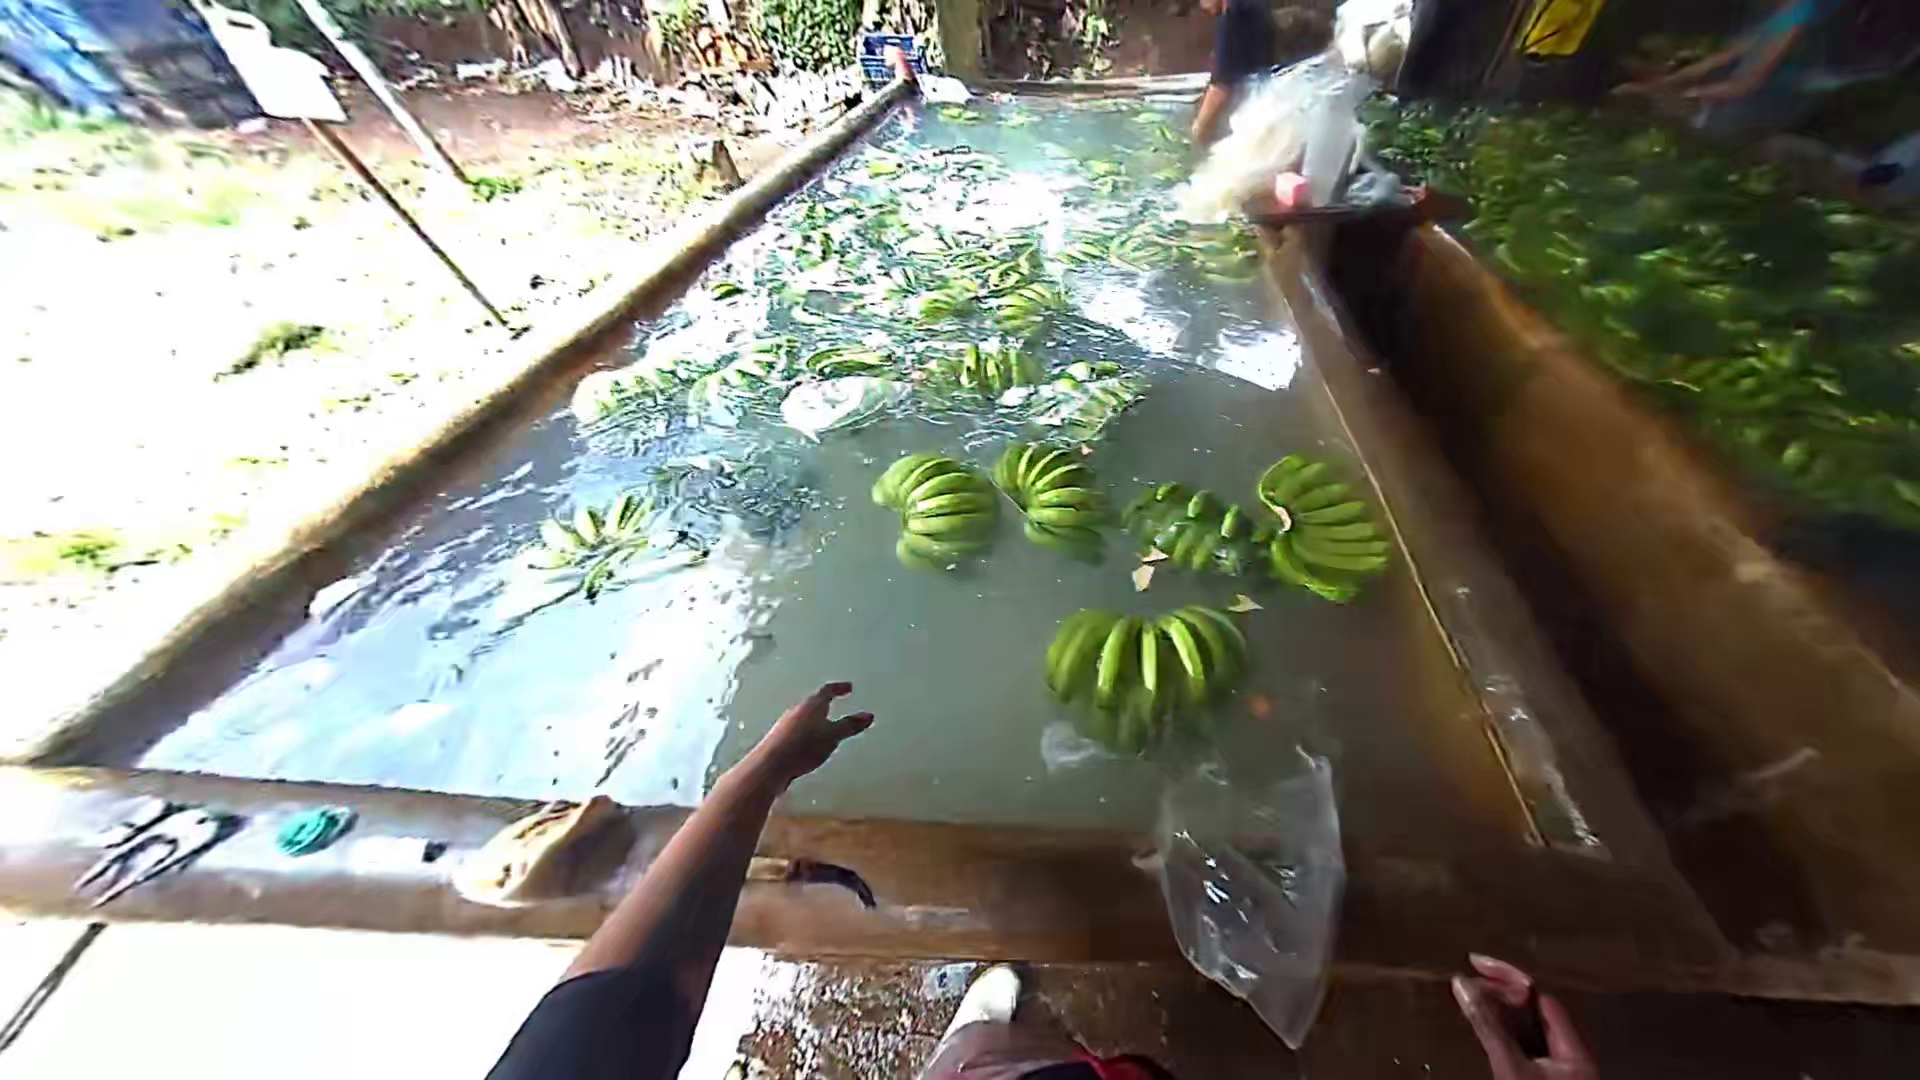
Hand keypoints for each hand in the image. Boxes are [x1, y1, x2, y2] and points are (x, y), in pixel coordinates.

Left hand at [744, 682, 874, 786]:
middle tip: (836, 703)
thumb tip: (868, 716)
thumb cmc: (803, 746)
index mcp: (811, 705)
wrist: (770, 766)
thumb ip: (850, 726)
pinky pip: (797, 733)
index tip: (848, 687)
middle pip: (814, 703)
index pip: (828, 690)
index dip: (839, 688)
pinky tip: (810, 747)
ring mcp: (786, 727)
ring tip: (825, 727)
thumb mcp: (833, 736)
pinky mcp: (779, 742)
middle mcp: (797, 711)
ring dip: (816, 721)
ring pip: (804, 718)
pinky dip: (807, 735)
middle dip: (826, 703)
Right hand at [1453, 955, 1596, 1079]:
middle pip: (1533, 1008)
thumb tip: (1462, 984)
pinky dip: (1500, 1028)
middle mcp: (1572, 1055)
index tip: (1475, 963)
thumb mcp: (1511, 1068)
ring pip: (1526, 1024)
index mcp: (1575, 1051)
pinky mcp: (1545, 1076)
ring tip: (1470, 1002)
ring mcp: (1560, 1068)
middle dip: (1499, 992)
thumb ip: (1487, 1025)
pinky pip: (1522, 1041)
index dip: (1508, 976)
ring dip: (1497, 1009)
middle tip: (1468, 984)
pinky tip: (1483, 1026)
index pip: (1540, 996)